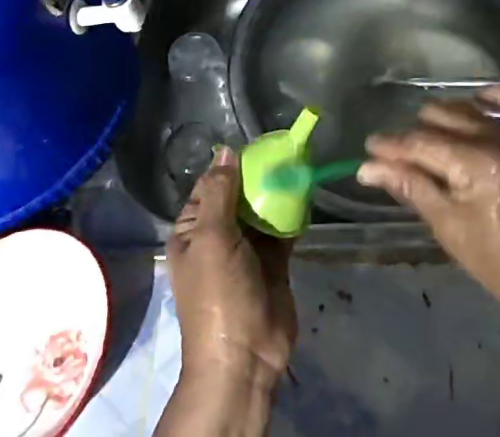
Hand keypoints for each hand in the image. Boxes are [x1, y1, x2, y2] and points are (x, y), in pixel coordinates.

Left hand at [165, 146, 296, 382]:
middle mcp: (218, 236)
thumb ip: (220, 193)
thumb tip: (225, 150)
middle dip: (260, 175)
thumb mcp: (211, 239)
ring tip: (301, 164)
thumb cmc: (219, 294)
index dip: (232, 164)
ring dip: (279, 191)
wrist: (245, 356)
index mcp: (192, 230)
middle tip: (287, 150)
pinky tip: (307, 193)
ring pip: (263, 209)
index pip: (211, 185)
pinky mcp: (273, 261)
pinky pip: (283, 228)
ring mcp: (247, 249)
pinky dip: (294, 212)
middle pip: (240, 194)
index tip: (260, 144)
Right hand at [357, 88, 499, 324]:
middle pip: (440, 119)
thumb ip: (409, 186)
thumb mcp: (446, 225)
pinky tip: (474, 100)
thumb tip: (367, 167)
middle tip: (397, 159)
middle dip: (414, 136)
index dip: (391, 146)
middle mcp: (496, 138)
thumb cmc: (493, 258)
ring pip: (466, 108)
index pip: (421, 143)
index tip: (368, 148)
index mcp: (475, 162)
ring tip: (424, 143)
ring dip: (442, 119)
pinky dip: (492, 99)